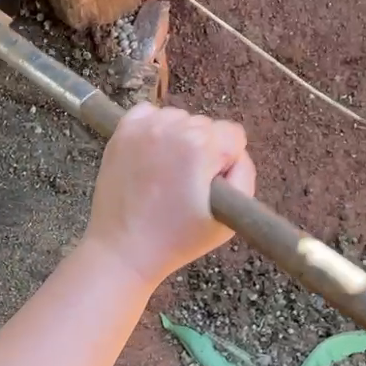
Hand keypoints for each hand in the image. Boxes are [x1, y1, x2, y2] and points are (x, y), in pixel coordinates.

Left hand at [82, 104, 256, 286]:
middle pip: (205, 125)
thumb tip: (236, 153)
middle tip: (183, 186)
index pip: (233, 135)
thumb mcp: (227, 218)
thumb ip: (244, 175)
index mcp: (200, 145)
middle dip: (202, 151)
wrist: (123, 250)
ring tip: (164, 175)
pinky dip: (153, 131)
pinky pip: (148, 115)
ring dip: (177, 139)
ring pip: (178, 119)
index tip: (207, 186)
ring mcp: (142, 128)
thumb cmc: (175, 240)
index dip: (226, 163)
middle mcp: (171, 127)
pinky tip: (150, 159)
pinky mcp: (120, 134)